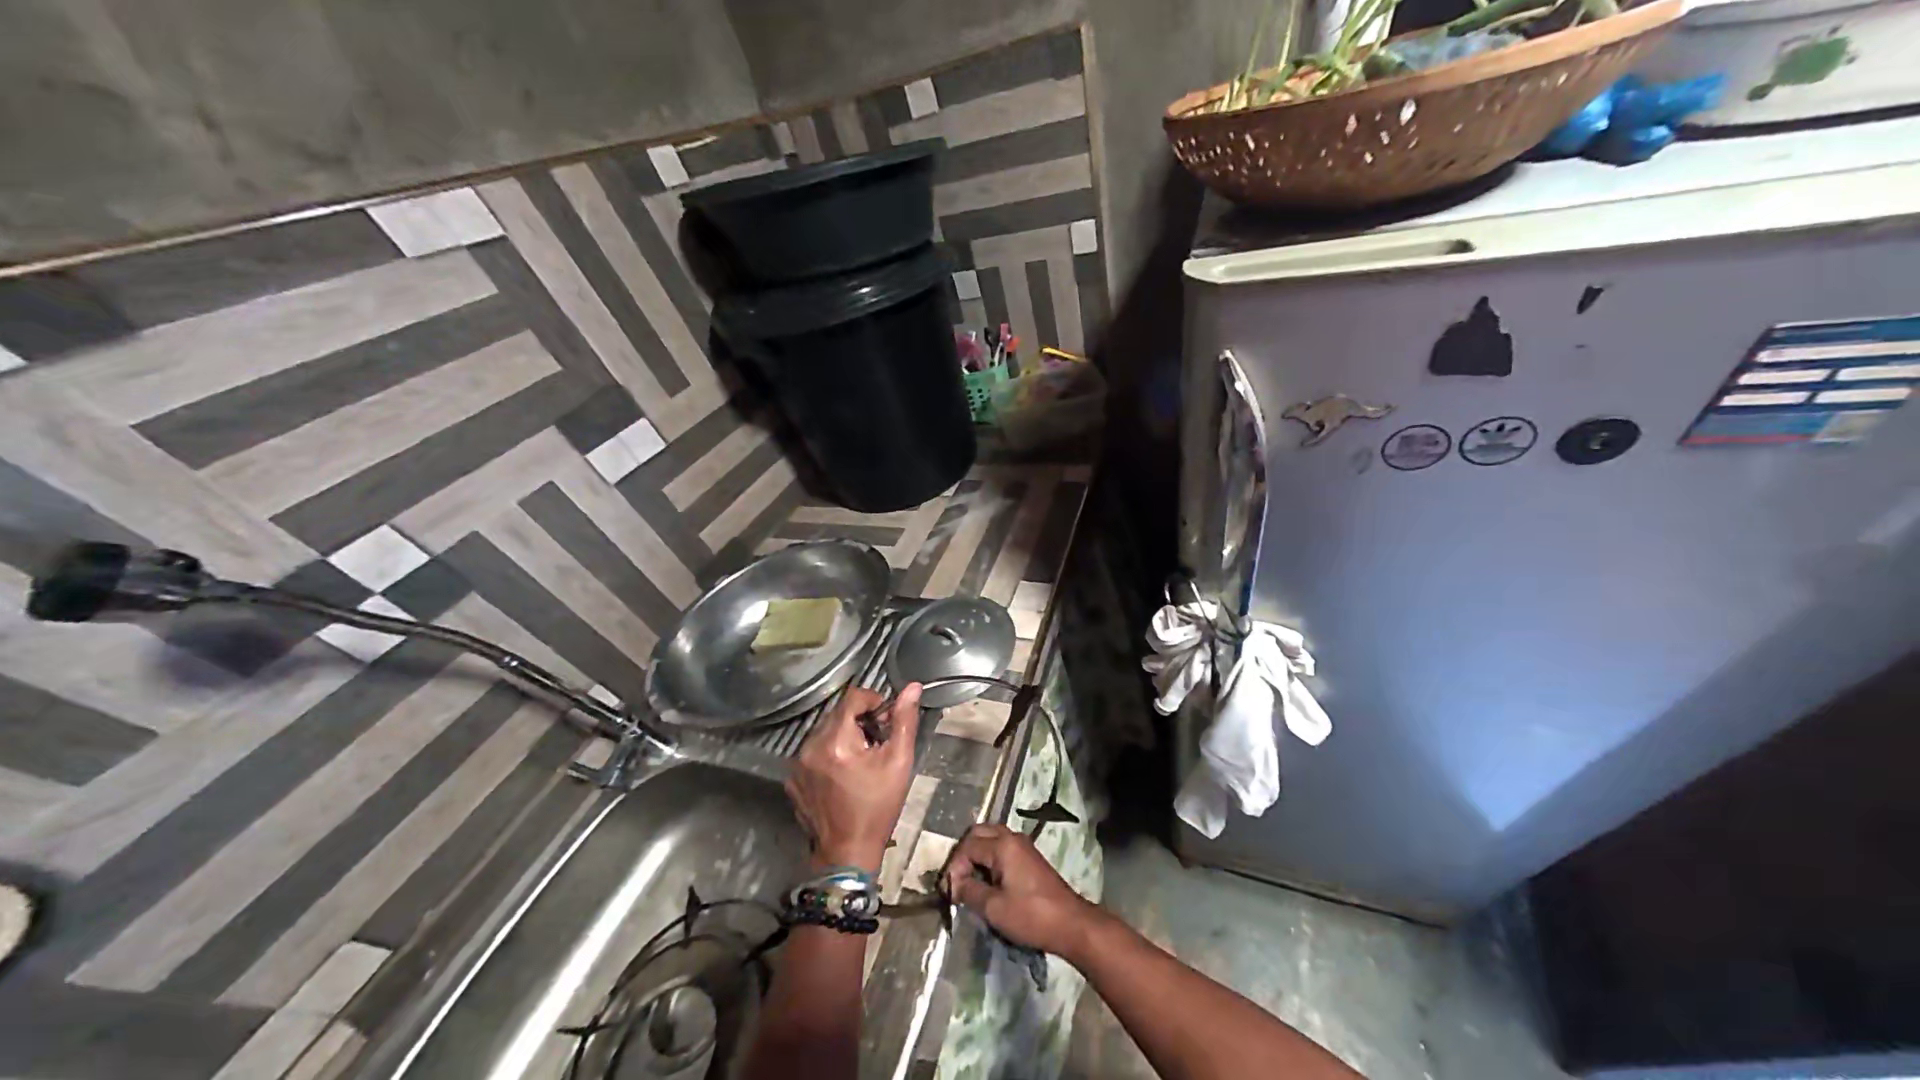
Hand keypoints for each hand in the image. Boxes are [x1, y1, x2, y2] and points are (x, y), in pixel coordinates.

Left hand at [786, 683, 922, 871]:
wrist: (848, 852)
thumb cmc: (878, 808)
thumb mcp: (899, 763)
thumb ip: (904, 721)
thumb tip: (912, 688)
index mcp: (836, 741)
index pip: (852, 697)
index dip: (873, 701)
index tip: (885, 719)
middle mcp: (810, 746)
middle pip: (837, 714)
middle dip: (859, 721)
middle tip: (877, 743)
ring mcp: (797, 763)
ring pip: (824, 732)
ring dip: (843, 736)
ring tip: (860, 761)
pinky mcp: (792, 778)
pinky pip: (812, 751)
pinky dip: (828, 754)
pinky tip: (842, 775)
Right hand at [943, 824, 1104, 958]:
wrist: (1071, 924)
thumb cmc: (1031, 915)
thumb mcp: (994, 908)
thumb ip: (970, 891)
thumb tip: (954, 885)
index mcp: (1002, 845)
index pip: (968, 846)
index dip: (954, 868)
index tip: (949, 892)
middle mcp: (1012, 837)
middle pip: (979, 833)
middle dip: (964, 854)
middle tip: (956, 879)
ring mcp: (1024, 846)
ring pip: (991, 838)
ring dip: (977, 855)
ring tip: (969, 880)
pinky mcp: (1030, 858)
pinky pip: (1002, 848)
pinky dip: (990, 858)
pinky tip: (987, 881)